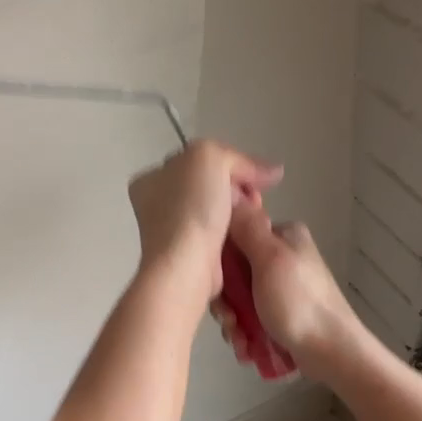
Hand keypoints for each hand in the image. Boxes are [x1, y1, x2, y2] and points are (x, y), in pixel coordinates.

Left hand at [127, 140, 283, 297]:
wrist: (186, 264)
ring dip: (243, 211)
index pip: (199, 160)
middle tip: (254, 198)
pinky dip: (239, 232)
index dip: (230, 162)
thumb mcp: (208, 157)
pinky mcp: (192, 255)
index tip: (254, 175)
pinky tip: (250, 232)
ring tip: (256, 215)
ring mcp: (174, 231)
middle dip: (239, 188)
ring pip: (220, 211)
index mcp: (151, 179)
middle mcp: (158, 204)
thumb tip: (269, 171)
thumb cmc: (190, 206)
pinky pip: (223, 235)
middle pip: (211, 186)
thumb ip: (235, 157)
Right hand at [215, 204, 362, 360]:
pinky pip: (249, 316)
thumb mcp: (270, 259)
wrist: (331, 353)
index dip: (218, 263)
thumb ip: (247, 228)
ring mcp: (281, 286)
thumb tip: (229, 191)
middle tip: (229, 320)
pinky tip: (246, 346)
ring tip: (240, 339)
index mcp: (282, 236)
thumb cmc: (299, 304)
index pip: (234, 236)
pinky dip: (244, 332)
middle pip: (232, 271)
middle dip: (226, 300)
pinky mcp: (280, 311)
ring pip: (238, 297)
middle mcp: (282, 256)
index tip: (216, 287)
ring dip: (233, 321)